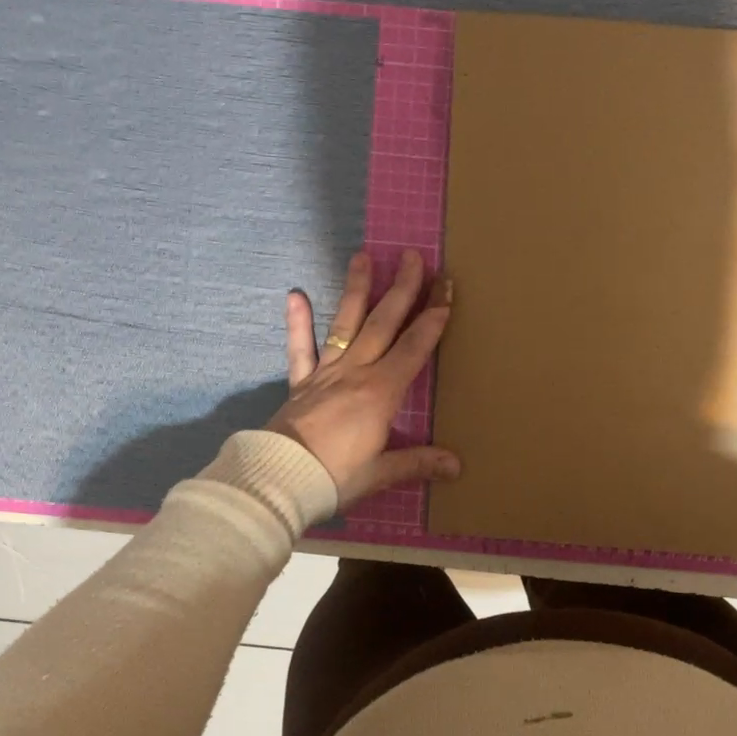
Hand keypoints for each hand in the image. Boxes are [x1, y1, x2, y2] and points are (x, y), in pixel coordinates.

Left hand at [266, 250, 459, 505]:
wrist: (279, 479)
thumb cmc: (335, 477)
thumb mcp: (381, 472)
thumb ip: (418, 462)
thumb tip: (457, 466)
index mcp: (381, 391)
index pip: (415, 346)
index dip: (433, 317)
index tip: (446, 288)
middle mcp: (356, 372)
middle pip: (384, 323)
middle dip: (402, 289)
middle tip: (413, 256)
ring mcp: (325, 373)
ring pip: (345, 323)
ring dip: (356, 290)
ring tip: (363, 256)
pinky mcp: (300, 383)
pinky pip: (300, 348)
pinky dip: (298, 322)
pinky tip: (295, 294)